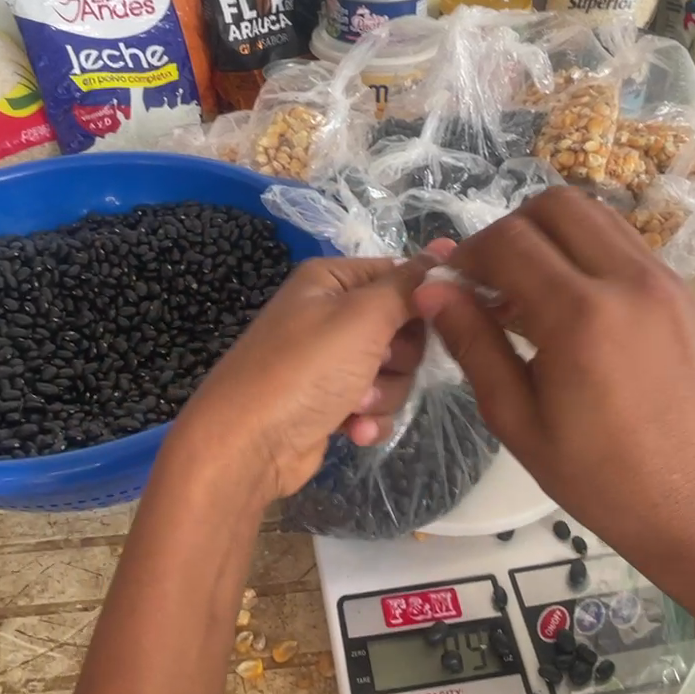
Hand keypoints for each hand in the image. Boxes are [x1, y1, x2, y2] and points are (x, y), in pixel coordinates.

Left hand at [169, 254, 432, 504]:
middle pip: (403, 328)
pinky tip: (351, 431)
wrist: (248, 446)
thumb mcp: (362, 317)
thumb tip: (446, 247)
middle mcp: (330, 315)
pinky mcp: (331, 402)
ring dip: (383, 393)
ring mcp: (330, 362)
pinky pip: (376, 405)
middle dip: (398, 357)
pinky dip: (369, 419)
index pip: (400, 275)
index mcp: (331, 280)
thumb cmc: (304, 370)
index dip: (422, 301)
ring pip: (394, 372)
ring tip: (353, 405)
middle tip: (376, 365)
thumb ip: (407, 286)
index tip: (438, 322)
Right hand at [413, 187, 694, 577]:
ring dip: (549, 238)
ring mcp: (666, 281)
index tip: (452, 286)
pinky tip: (574, 309)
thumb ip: (474, 344)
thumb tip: (431, 289)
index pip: (507, 242)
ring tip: (530, 293)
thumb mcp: (517, 420)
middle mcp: (628, 281)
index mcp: (580, 317)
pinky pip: (625, 246)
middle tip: (490, 282)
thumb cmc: (599, 478)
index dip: (467, 254)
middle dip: (508, 231)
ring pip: (595, 216)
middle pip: (554, 205)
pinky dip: (586, 256)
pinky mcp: (686, 293)